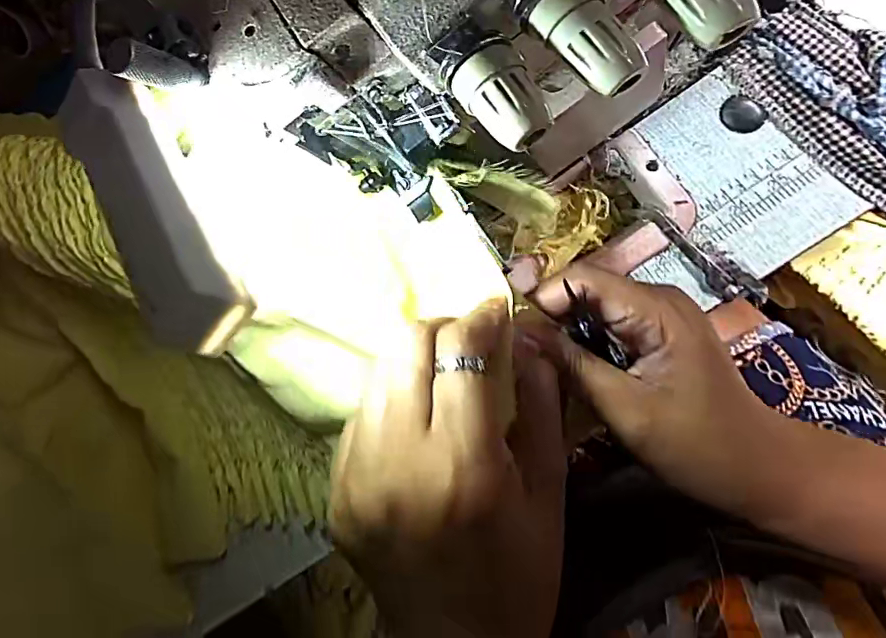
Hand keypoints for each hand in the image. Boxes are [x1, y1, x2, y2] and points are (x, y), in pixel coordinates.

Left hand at [328, 301, 566, 637]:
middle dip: (444, 329)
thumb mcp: (550, 489)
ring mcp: (358, 476)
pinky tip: (416, 418)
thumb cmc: (520, 573)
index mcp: (464, 463)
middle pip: (408, 343)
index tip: (495, 313)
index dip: (480, 318)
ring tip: (441, 377)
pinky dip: (392, 398)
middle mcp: (400, 461)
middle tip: (469, 343)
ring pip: (379, 370)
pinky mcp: (336, 490)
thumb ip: (541, 403)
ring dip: (414, 360)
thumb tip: (524, 339)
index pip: (459, 348)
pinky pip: (362, 412)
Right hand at [528, 262, 777, 517]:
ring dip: (569, 329)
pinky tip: (574, 366)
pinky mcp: (662, 330)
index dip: (544, 297)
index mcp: (655, 307)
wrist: (763, 467)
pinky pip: (614, 321)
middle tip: (522, 350)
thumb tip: (521, 332)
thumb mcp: (627, 410)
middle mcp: (658, 296)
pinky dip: (590, 340)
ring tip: (542, 360)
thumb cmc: (699, 445)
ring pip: (598, 305)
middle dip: (553, 314)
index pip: (583, 277)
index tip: (515, 332)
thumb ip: (573, 366)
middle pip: (589, 287)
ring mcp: (662, 312)